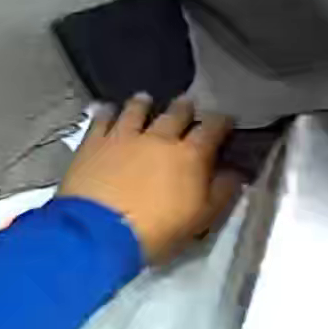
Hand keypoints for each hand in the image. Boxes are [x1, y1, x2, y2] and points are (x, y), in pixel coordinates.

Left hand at [57, 94, 241, 263]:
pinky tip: (106, 108)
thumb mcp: (200, 219)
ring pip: (135, 110)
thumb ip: (221, 192)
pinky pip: (101, 120)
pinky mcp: (93, 143)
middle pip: (175, 114)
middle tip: (186, 103)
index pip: (212, 129)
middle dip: (184, 108)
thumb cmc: (156, 231)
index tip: (224, 120)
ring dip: (143, 103)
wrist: (99, 230)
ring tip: (145, 98)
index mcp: (190, 155)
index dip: (221, 122)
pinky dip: (106, 112)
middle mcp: (158, 138)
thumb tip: (234, 172)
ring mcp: (123, 137)